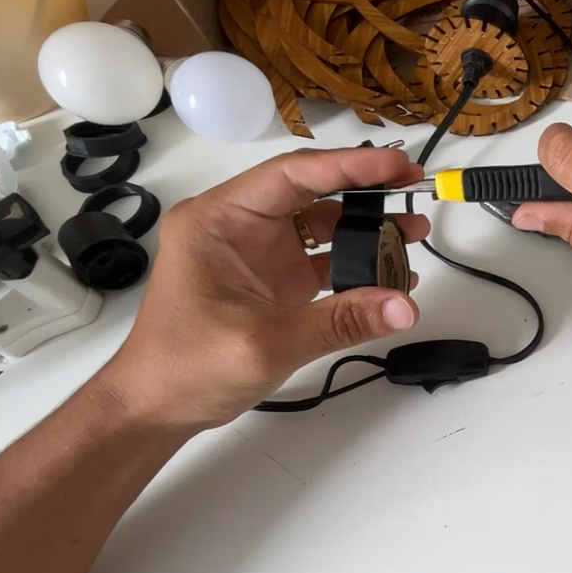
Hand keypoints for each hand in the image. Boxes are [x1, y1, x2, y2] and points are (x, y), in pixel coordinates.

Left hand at [96, 148, 428, 429]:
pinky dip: (361, 265)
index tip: (398, 165)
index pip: (292, 175)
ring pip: (325, 225)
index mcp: (219, 221)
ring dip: (369, 228)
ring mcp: (261, 253)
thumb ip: (341, 321)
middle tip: (413, 186)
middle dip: (366, 188)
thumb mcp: (269, 343)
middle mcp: (240, 227)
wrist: (158, 407)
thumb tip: (405, 306)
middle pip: (313, 191)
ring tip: (413, 233)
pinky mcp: (278, 280)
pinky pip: (328, 260)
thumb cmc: (186, 368)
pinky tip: (393, 276)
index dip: (349, 166)